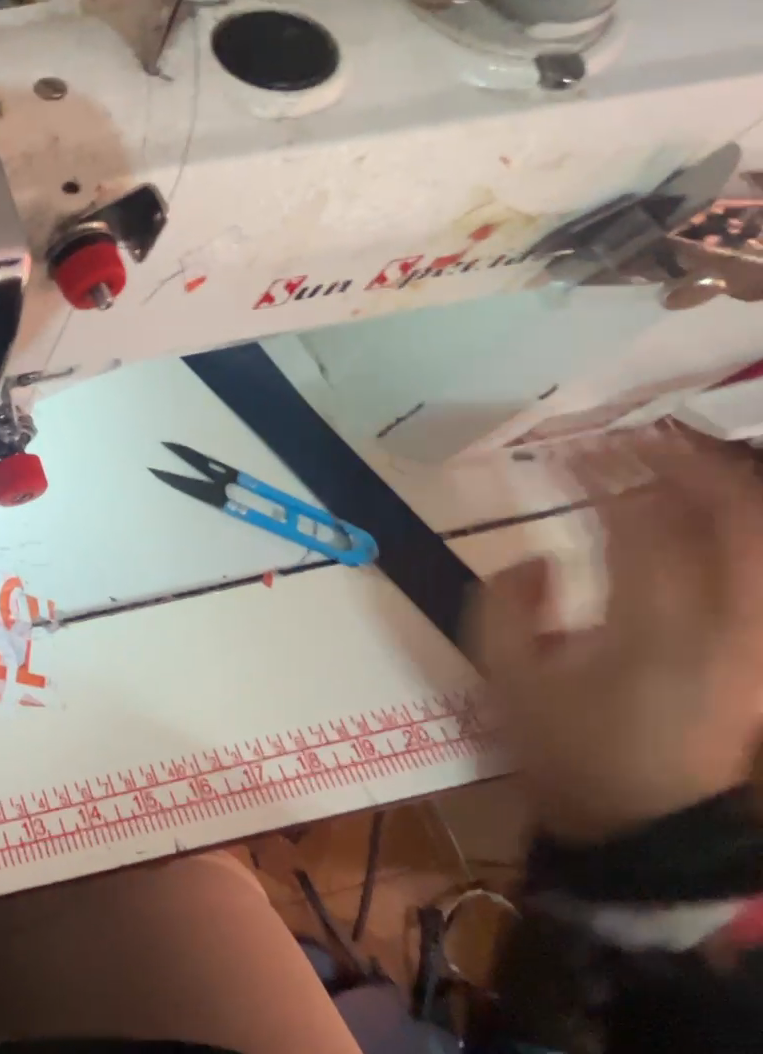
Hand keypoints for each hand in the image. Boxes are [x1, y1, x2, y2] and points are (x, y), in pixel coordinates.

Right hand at [471, 437, 762, 843]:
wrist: (645, 813)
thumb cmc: (563, 745)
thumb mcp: (506, 678)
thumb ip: (508, 606)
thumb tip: (536, 554)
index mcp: (651, 629)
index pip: (636, 525)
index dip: (601, 475)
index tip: (564, 446)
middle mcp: (725, 621)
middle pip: (727, 517)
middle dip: (679, 461)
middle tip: (630, 431)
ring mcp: (757, 632)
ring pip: (757, 535)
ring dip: (720, 483)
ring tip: (673, 450)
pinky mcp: (762, 642)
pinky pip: (757, 563)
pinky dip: (735, 523)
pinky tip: (706, 503)